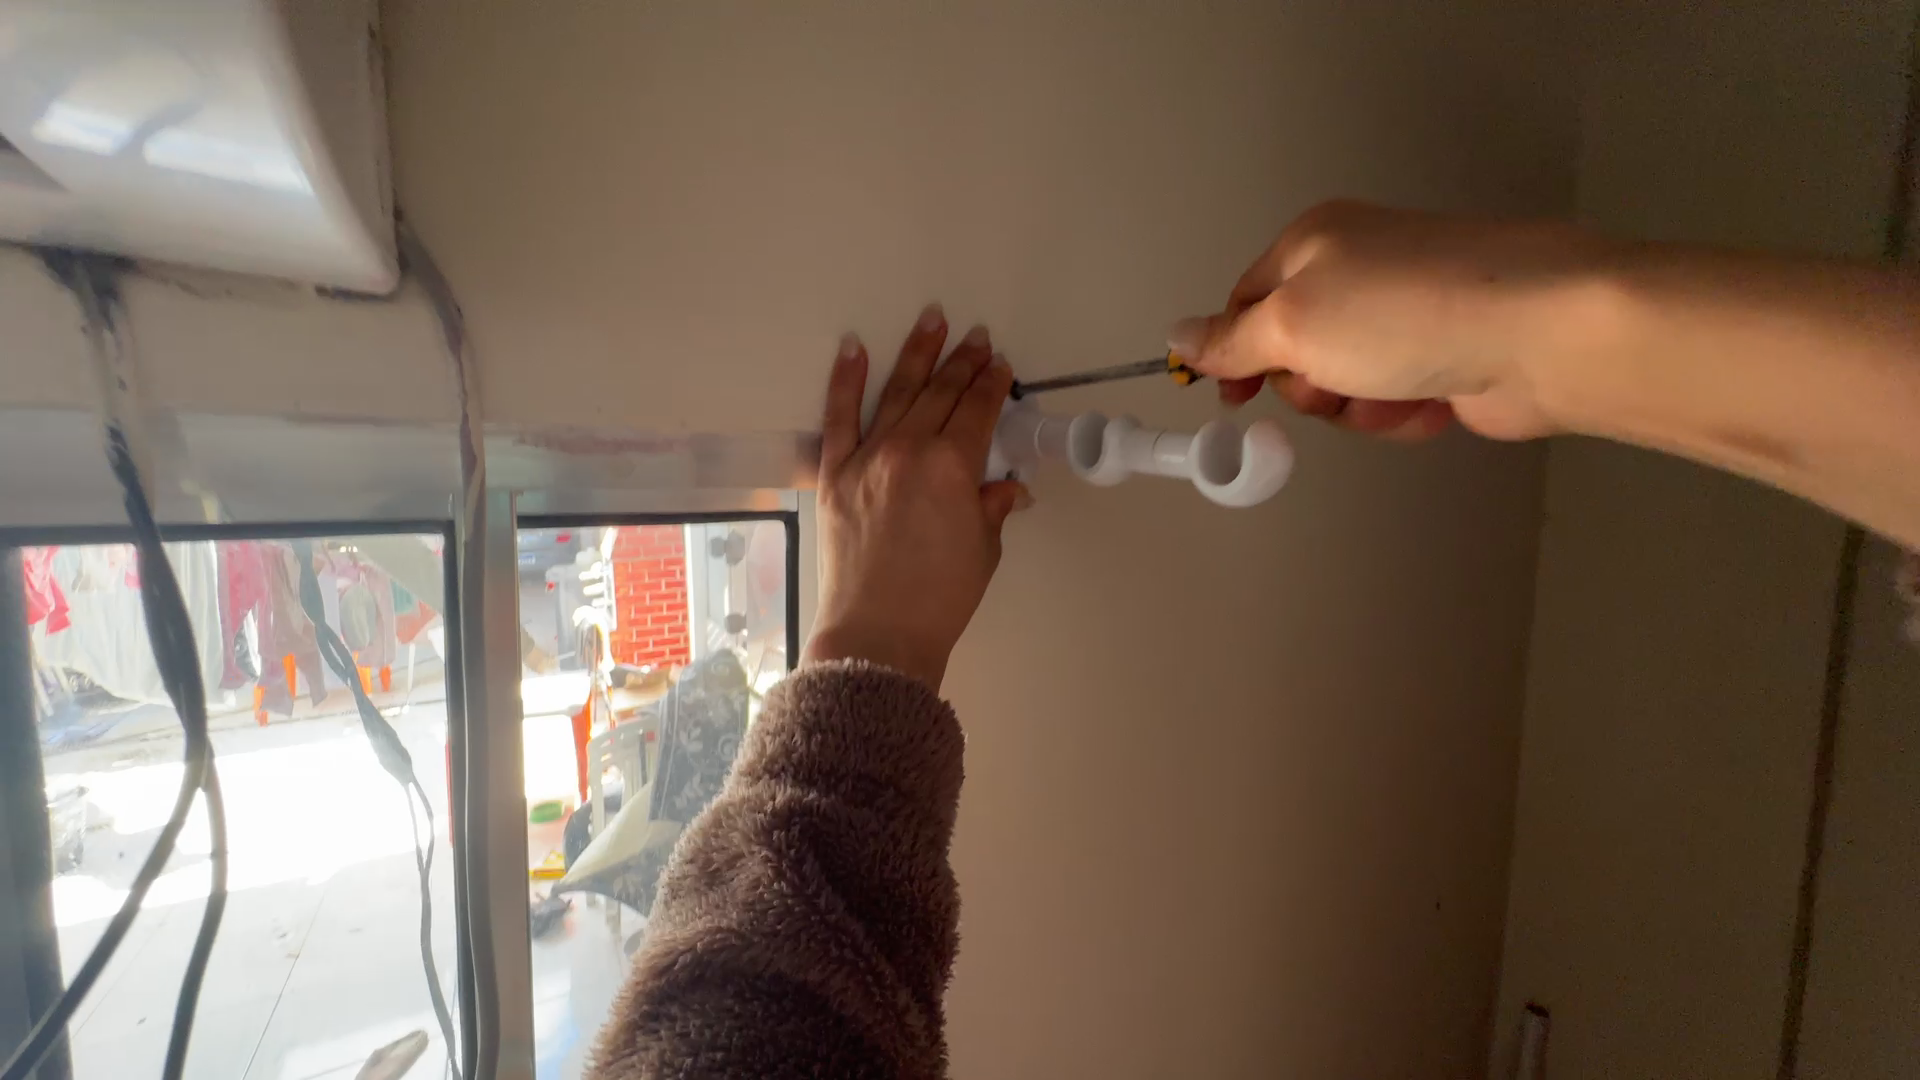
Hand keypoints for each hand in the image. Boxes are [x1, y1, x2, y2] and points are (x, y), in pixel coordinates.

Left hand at [804, 304, 1030, 690]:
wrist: (878, 633)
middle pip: (941, 393)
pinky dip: (845, 380)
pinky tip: (855, 349)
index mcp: (953, 467)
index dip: (992, 385)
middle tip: (976, 337)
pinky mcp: (834, 474)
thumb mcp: (983, 550)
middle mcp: (909, 450)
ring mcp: (867, 458)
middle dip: (963, 362)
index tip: (1000, 366)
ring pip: (896, 393)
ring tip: (931, 319)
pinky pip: (838, 417)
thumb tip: (1005, 486)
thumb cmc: (941, 597)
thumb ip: (992, 506)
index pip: (978, 410)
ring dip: (917, 354)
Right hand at [1168, 200, 1611, 440]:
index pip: (1243, 303)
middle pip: (1289, 350)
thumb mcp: (1291, 325)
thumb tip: (1175, 338)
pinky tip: (1429, 403)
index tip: (1234, 398)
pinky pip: (1386, 397)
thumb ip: (1227, 340)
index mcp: (1314, 243)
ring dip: (1354, 404)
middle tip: (1333, 384)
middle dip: (1306, 384)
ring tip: (1392, 395)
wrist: (1543, 334)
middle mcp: (1356, 269)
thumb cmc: (1397, 315)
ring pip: (1337, 382)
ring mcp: (1403, 314)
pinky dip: (1397, 411)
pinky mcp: (1441, 354)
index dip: (1232, 354)